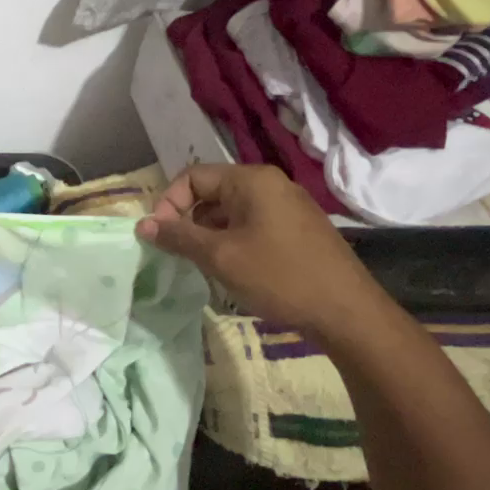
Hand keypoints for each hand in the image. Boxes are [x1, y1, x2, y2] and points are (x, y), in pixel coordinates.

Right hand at [136, 164, 392, 334]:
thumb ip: (178, 236)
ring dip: (209, 233)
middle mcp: (271, 184)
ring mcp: (288, 206)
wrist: (347, 313)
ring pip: (231, 210)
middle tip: (179, 253)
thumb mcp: (220, 257)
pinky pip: (252, 224)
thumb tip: (142, 224)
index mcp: (252, 180)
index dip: (169, 203)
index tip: (161, 236)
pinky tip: (233, 269)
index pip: (193, 176)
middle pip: (212, 191)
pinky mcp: (298, 229)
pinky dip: (233, 240)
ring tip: (203, 264)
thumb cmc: (279, 277)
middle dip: (188, 219)